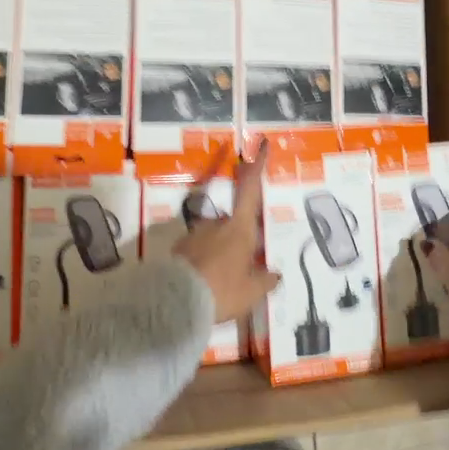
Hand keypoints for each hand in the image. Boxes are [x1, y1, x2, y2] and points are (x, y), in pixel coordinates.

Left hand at [172, 140, 281, 322]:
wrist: (172, 303)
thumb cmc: (221, 291)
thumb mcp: (251, 292)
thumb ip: (266, 281)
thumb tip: (275, 274)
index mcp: (239, 228)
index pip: (250, 188)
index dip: (257, 166)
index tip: (262, 146)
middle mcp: (217, 224)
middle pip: (235, 222)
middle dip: (242, 239)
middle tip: (247, 265)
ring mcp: (195, 235)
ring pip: (216, 239)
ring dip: (223, 254)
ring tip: (226, 284)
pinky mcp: (179, 250)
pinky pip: (200, 253)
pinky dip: (207, 264)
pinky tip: (209, 287)